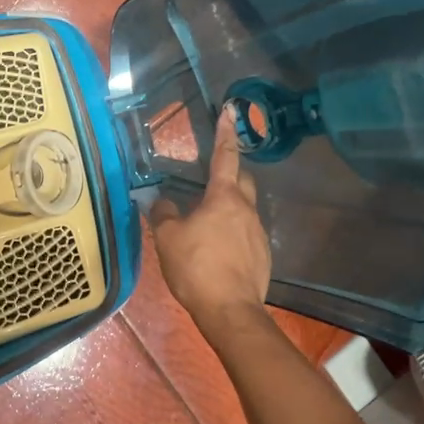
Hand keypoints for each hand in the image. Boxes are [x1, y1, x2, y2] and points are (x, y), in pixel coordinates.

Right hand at [149, 105, 271, 336]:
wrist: (231, 312)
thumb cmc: (197, 267)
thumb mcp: (168, 238)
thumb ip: (163, 213)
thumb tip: (161, 200)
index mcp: (224, 197)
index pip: (225, 156)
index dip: (225, 132)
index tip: (230, 111)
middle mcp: (246, 209)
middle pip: (243, 180)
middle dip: (230, 173)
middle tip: (211, 178)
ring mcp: (258, 234)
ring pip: (244, 209)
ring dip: (228, 209)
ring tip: (206, 224)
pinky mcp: (262, 257)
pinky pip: (246, 235)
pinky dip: (232, 234)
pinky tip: (217, 251)